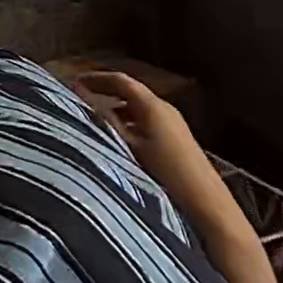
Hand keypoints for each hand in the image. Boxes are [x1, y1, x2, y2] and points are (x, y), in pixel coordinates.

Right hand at [73, 69, 200, 174]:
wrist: (207, 204)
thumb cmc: (165, 171)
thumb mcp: (130, 144)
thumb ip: (105, 118)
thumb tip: (81, 95)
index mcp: (152, 105)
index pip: (120, 80)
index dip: (97, 79)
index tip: (75, 82)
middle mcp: (164, 108)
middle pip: (130, 92)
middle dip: (105, 92)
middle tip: (82, 98)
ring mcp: (173, 123)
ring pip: (138, 108)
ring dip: (116, 109)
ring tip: (96, 119)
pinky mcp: (177, 139)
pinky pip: (147, 120)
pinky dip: (129, 122)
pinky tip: (120, 138)